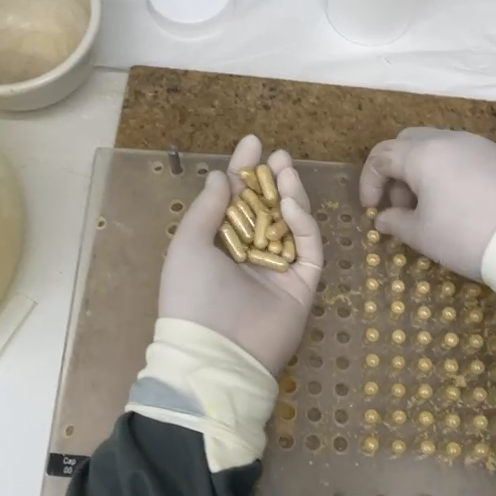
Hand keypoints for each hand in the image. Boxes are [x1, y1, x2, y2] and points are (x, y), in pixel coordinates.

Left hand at [159, 135, 322, 373]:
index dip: (244, 172)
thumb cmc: (192, 297)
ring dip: (290, 194)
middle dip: (272, 179)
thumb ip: (208, 208)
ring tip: (287, 169)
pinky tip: (294, 203)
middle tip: (278, 154)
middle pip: (267, 209)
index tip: (253, 143)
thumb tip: (222, 176)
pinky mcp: (303, 284)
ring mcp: (278, 270)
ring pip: (291, 224)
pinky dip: (303, 224)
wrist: (218, 352)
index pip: (235, 202)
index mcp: (218, 247)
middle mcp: (249, 256)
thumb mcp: (187, 246)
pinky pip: (308, 248)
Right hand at [358, 128, 495, 280]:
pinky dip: (449, 173)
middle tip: (402, 207)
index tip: (372, 210)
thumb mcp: (423, 236)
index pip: (381, 156)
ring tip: (431, 209)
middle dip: (396, 173)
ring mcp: (479, 145)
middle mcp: (449, 140)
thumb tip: (384, 218)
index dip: (369, 182)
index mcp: (423, 154)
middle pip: (409, 143)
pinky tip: (459, 204)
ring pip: (438, 148)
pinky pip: (464, 157)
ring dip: (424, 173)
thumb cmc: (466, 236)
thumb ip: (396, 222)